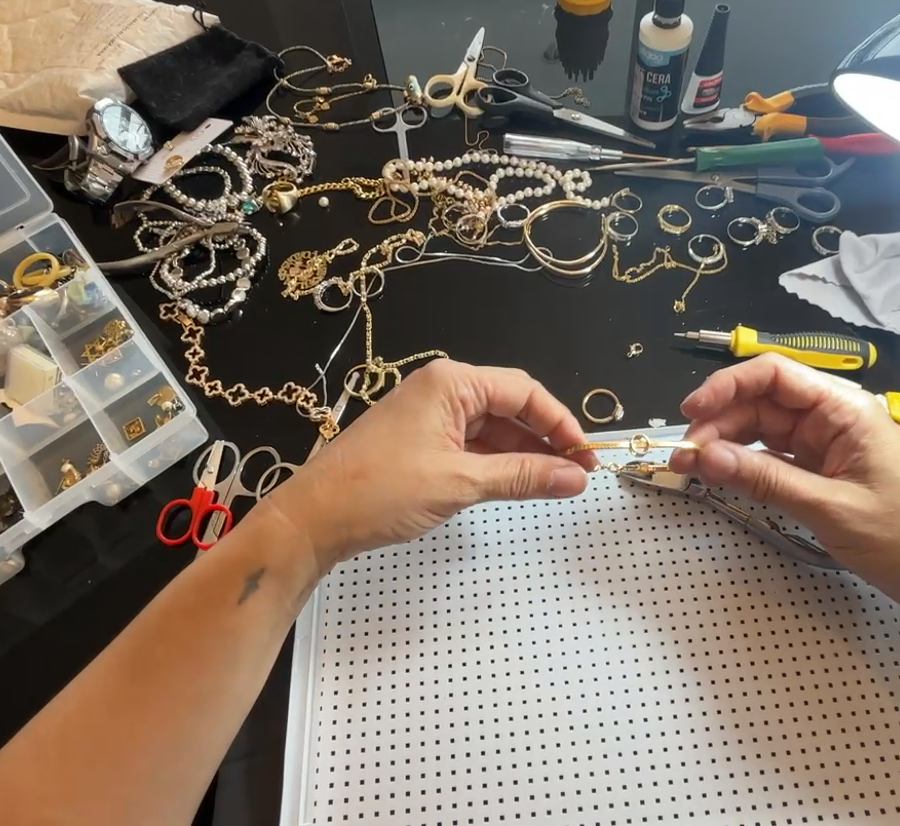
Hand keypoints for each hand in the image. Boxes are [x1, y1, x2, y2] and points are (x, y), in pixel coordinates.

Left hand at [266, 360, 597, 571]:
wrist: (313, 519)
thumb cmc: (382, 490)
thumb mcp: (460, 483)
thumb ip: (523, 476)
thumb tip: (576, 478)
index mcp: (452, 381)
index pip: (522, 391)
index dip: (560, 422)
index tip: (587, 456)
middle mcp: (443, 388)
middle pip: (510, 406)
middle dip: (545, 438)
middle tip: (579, 472)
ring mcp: (431, 414)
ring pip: (493, 427)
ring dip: (523, 453)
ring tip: (557, 482)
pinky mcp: (422, 439)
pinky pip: (472, 444)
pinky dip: (497, 462)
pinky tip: (520, 482)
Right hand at [669, 354, 899, 618]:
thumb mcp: (832, 509)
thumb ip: (765, 479)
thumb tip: (703, 458)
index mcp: (843, 407)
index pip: (774, 374)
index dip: (726, 385)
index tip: (690, 411)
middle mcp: (830, 416)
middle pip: (760, 402)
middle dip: (718, 423)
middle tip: (684, 456)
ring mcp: (825, 443)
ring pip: (760, 429)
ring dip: (724, 445)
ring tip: (691, 468)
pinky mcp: (821, 469)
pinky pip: (772, 456)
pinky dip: (744, 464)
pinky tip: (719, 475)